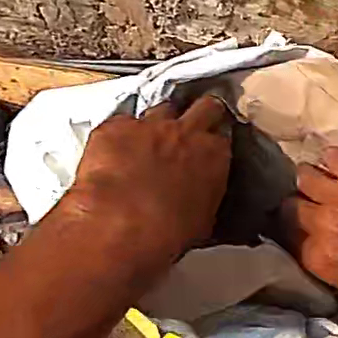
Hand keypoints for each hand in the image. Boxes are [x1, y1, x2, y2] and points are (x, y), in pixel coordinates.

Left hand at [57, 96, 231, 266]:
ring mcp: (150, 126)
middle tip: (192, 125)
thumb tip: (200, 198)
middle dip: (201, 112)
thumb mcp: (202, 219)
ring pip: (162, 108)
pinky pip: (120, 122)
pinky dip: (119, 134)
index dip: (215, 141)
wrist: (120, 228)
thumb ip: (206, 194)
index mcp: (214, 155)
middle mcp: (186, 132)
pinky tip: (113, 151)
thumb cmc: (164, 231)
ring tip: (149, 140)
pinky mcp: (115, 128)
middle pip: (205, 106)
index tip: (209, 147)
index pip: (223, 136)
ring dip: (159, 122)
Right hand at [280, 146, 337, 310]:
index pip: (286, 235)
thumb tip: (314, 244)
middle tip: (312, 203)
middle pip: (291, 205)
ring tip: (323, 181)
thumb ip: (324, 260)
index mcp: (316, 256)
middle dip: (299, 204)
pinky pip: (333, 156)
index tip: (301, 224)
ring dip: (311, 179)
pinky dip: (333, 160)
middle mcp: (322, 223)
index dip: (294, 228)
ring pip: (305, 176)